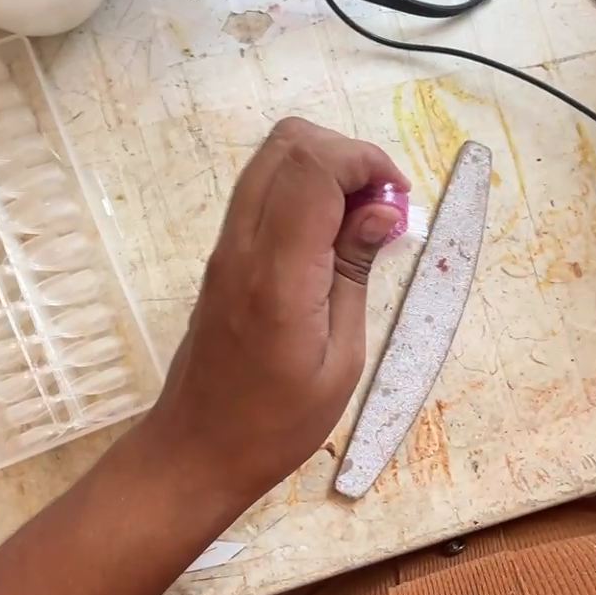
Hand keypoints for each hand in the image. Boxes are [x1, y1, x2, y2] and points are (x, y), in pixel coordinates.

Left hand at [139, 117, 407, 507]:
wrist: (197, 450)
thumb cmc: (278, 424)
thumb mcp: (341, 360)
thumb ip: (355, 273)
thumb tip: (382, 210)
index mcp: (277, 276)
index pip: (313, 168)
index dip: (365, 162)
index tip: (398, 201)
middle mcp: (241, 246)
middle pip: (286, 144)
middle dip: (346, 155)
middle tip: (382, 206)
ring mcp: (224, 248)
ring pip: (270, 161)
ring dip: (324, 170)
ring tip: (361, 221)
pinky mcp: (221, 258)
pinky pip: (262, 194)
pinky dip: (303, 192)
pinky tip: (330, 237)